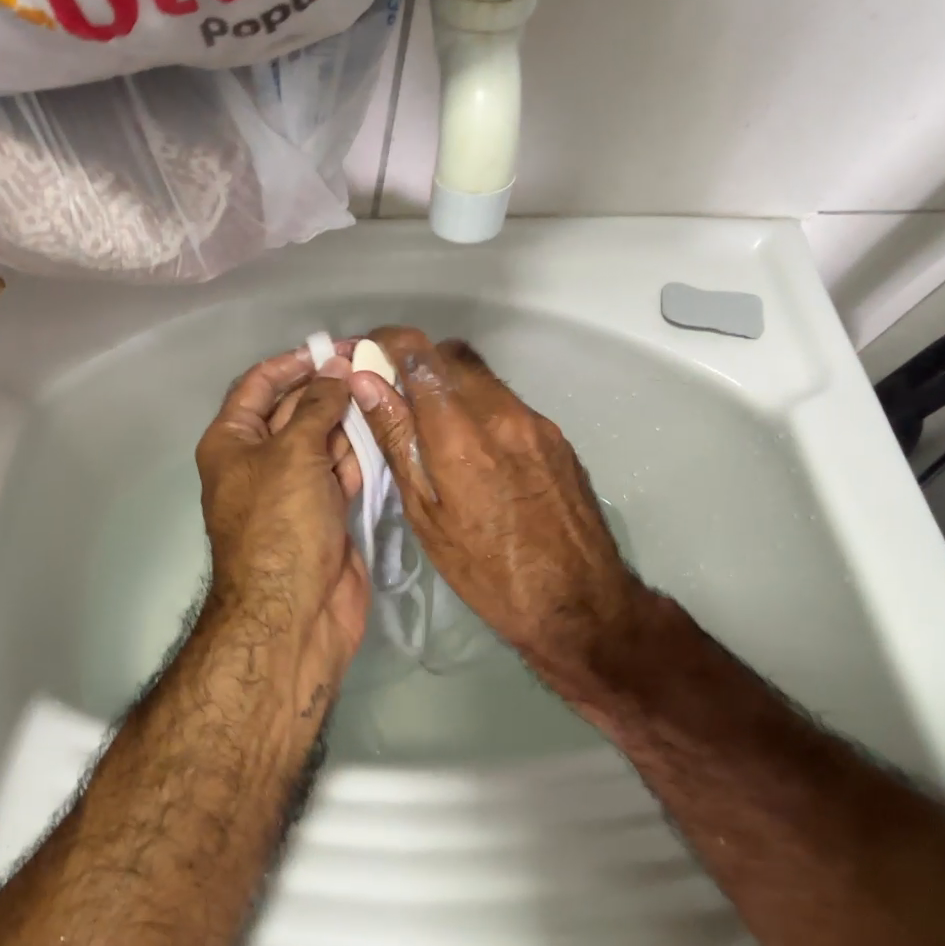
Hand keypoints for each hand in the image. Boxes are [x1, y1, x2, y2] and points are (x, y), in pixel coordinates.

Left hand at [195, 344, 370, 739]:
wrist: (294, 613)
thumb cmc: (281, 523)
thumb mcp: (294, 453)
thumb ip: (317, 407)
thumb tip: (334, 370)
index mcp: (232, 441)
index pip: (259, 385)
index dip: (293, 362)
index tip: (334, 348)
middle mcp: (259, 460)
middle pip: (294, 409)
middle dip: (329, 387)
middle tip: (374, 363)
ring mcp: (293, 488)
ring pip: (323, 439)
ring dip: (351, 417)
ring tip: (389, 387)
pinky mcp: (325, 512)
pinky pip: (342, 470)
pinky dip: (362, 452)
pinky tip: (389, 427)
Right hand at [346, 327, 643, 691]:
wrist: (578, 604)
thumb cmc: (484, 571)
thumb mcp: (425, 512)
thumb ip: (397, 440)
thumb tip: (366, 384)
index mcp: (460, 433)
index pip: (419, 354)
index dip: (387, 341)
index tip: (366, 353)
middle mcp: (502, 413)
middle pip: (452, 355)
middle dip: (417, 362)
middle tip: (394, 395)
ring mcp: (536, 423)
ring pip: (482, 377)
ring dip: (449, 385)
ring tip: (431, 428)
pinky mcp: (556, 437)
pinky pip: (507, 404)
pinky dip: (479, 409)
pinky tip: (473, 453)